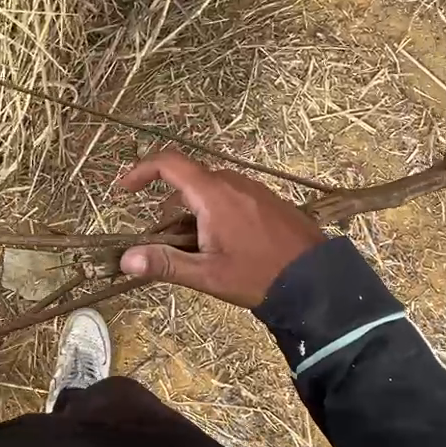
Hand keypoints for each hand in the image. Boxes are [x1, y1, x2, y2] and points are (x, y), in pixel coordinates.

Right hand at [114, 150, 326, 308]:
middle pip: (188, 179)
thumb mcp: (207, 275)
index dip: (141, 170)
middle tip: (163, 239)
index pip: (169, 163)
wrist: (320, 283)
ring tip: (195, 247)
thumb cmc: (259, 276)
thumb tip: (125, 260)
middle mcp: (233, 183)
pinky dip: (214, 211)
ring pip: (210, 189)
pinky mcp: (269, 201)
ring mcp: (254, 190)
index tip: (125, 189)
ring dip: (191, 210)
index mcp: (213, 193)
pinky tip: (224, 244)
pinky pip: (231, 196)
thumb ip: (164, 264)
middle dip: (168, 204)